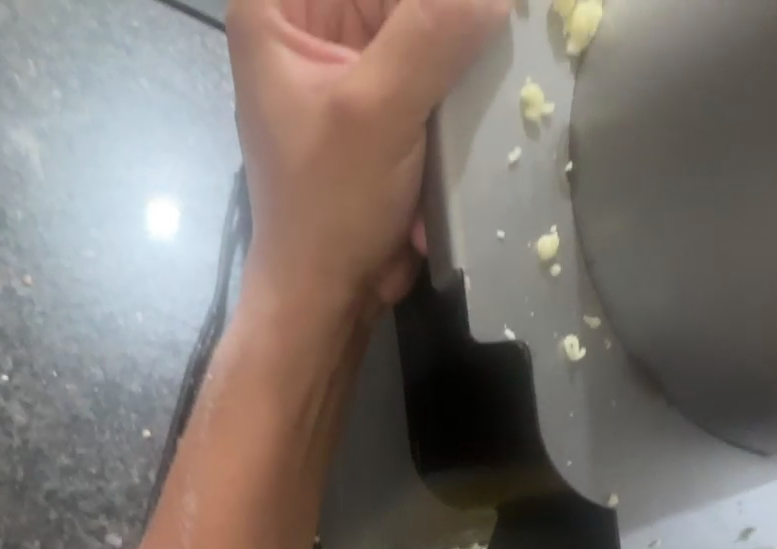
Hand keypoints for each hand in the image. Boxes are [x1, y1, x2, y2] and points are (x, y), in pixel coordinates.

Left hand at [226, 0, 506, 315]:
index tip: (456, 16)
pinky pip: (436, 61)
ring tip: (494, 56)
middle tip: (496, 24)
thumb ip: (434, 31)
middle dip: (446, 14)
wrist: (330, 293)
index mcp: (280, 8)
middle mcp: (312, 21)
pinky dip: (463, 75)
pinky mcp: (387, 101)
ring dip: (463, 41)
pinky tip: (485, 86)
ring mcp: (354, 62)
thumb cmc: (329, 208)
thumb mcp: (377, 110)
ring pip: (425, 18)